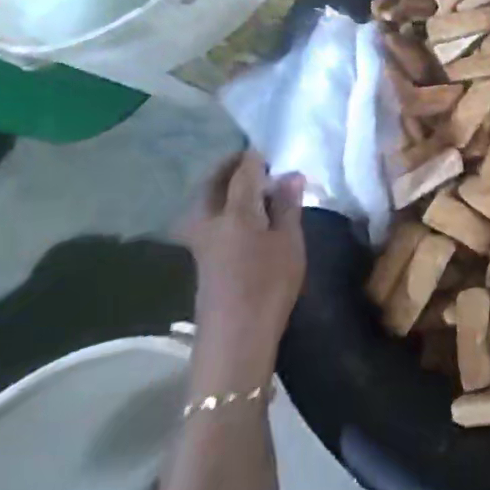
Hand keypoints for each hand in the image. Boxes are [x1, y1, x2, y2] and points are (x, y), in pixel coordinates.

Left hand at [180, 153, 306, 379]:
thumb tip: (289, 176)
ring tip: (241, 183)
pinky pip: (205, 217)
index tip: (268, 149)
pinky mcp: (199, 258)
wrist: (234, 339)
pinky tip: (236, 213)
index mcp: (235, 212)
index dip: (254, 158)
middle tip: (249, 160)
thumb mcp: (290, 243)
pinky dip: (217, 204)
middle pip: (212, 183)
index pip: (243, 172)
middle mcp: (210, 221)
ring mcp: (199, 241)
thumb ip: (287, 207)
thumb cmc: (268, 286)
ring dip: (218, 186)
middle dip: (228, 167)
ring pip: (203, 201)